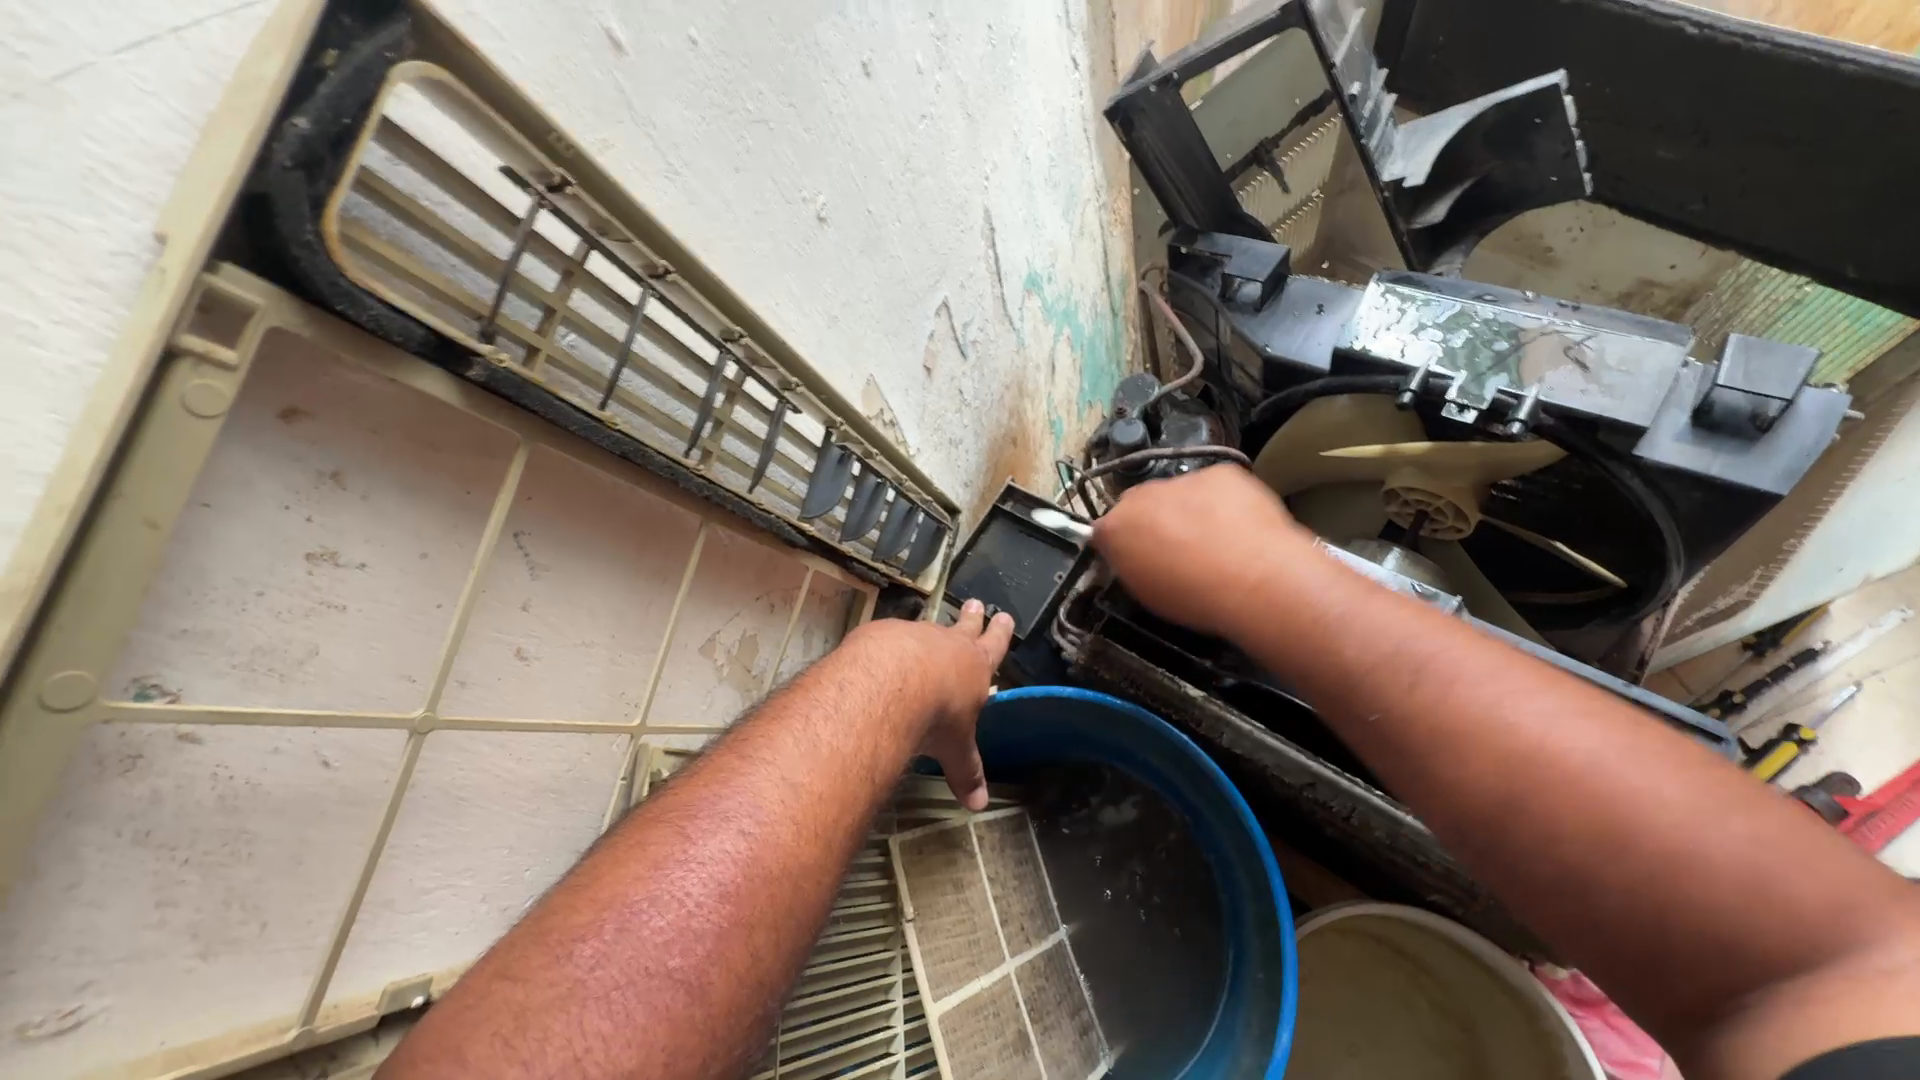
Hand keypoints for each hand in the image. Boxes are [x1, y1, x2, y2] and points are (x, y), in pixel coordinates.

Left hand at [848, 599, 1012, 809]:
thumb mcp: (955, 749)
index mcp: (974, 668)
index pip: (994, 646)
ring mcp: (914, 636)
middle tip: (974, 602)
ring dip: (929, 631)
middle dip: (971, 617)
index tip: (1003, 616)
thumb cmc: (936, 716)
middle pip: (963, 626)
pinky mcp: (882, 634)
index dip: (999, 633)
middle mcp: (947, 645)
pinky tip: (879, 653)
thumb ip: (965, 772)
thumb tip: (979, 806)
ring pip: (926, 630)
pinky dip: (888, 644)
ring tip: (927, 629)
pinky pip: (889, 637)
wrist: (891, 682)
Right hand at [1090, 464, 1315, 639]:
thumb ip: (1131, 564)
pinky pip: (1214, 485)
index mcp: (1115, 527)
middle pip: (1139, 504)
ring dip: (1189, 509)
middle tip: (1177, 549)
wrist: (1254, 579)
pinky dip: (1222, 500)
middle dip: (1153, 521)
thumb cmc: (1196, 597)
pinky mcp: (1220, 473)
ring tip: (1216, 540)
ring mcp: (1181, 480)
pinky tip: (1237, 525)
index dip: (1122, 544)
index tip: (1140, 557)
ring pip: (1178, 493)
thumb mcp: (1146, 593)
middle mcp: (1141, 496)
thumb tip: (1133, 555)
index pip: (1105, 529)